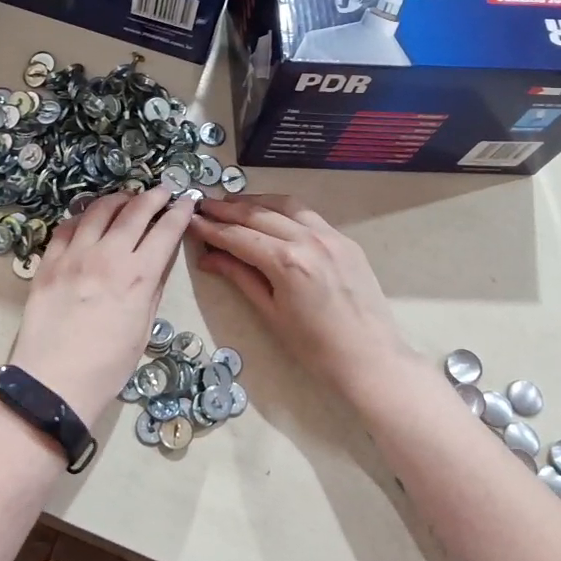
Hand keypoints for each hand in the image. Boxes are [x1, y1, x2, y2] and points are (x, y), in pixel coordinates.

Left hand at [10, 188, 195, 425]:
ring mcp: (74, 255)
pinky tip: (89, 218)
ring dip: (118, 199)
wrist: (53, 381)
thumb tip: (160, 260)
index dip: (179, 212)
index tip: (185, 202)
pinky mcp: (49, 261)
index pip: (165, 230)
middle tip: (161, 191)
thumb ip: (152, 289)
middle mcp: (108, 256)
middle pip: (134, 211)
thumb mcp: (143, 329)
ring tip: (126, 197)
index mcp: (138, 276)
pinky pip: (67, 227)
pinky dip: (83, 216)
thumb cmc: (107, 366)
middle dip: (153, 196)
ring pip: (98, 210)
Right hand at [188, 195, 405, 400]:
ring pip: (285, 205)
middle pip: (258, 214)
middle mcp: (309, 239)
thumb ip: (239, 277)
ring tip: (232, 204)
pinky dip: (283, 210)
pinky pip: (308, 215)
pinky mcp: (345, 240)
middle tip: (202, 205)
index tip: (190, 220)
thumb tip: (208, 257)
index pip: (239, 236)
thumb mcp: (270, 313)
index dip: (211, 228)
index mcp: (287, 261)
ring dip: (255, 201)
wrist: (370, 359)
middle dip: (227, 208)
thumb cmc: (314, 348)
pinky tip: (269, 215)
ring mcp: (331, 235)